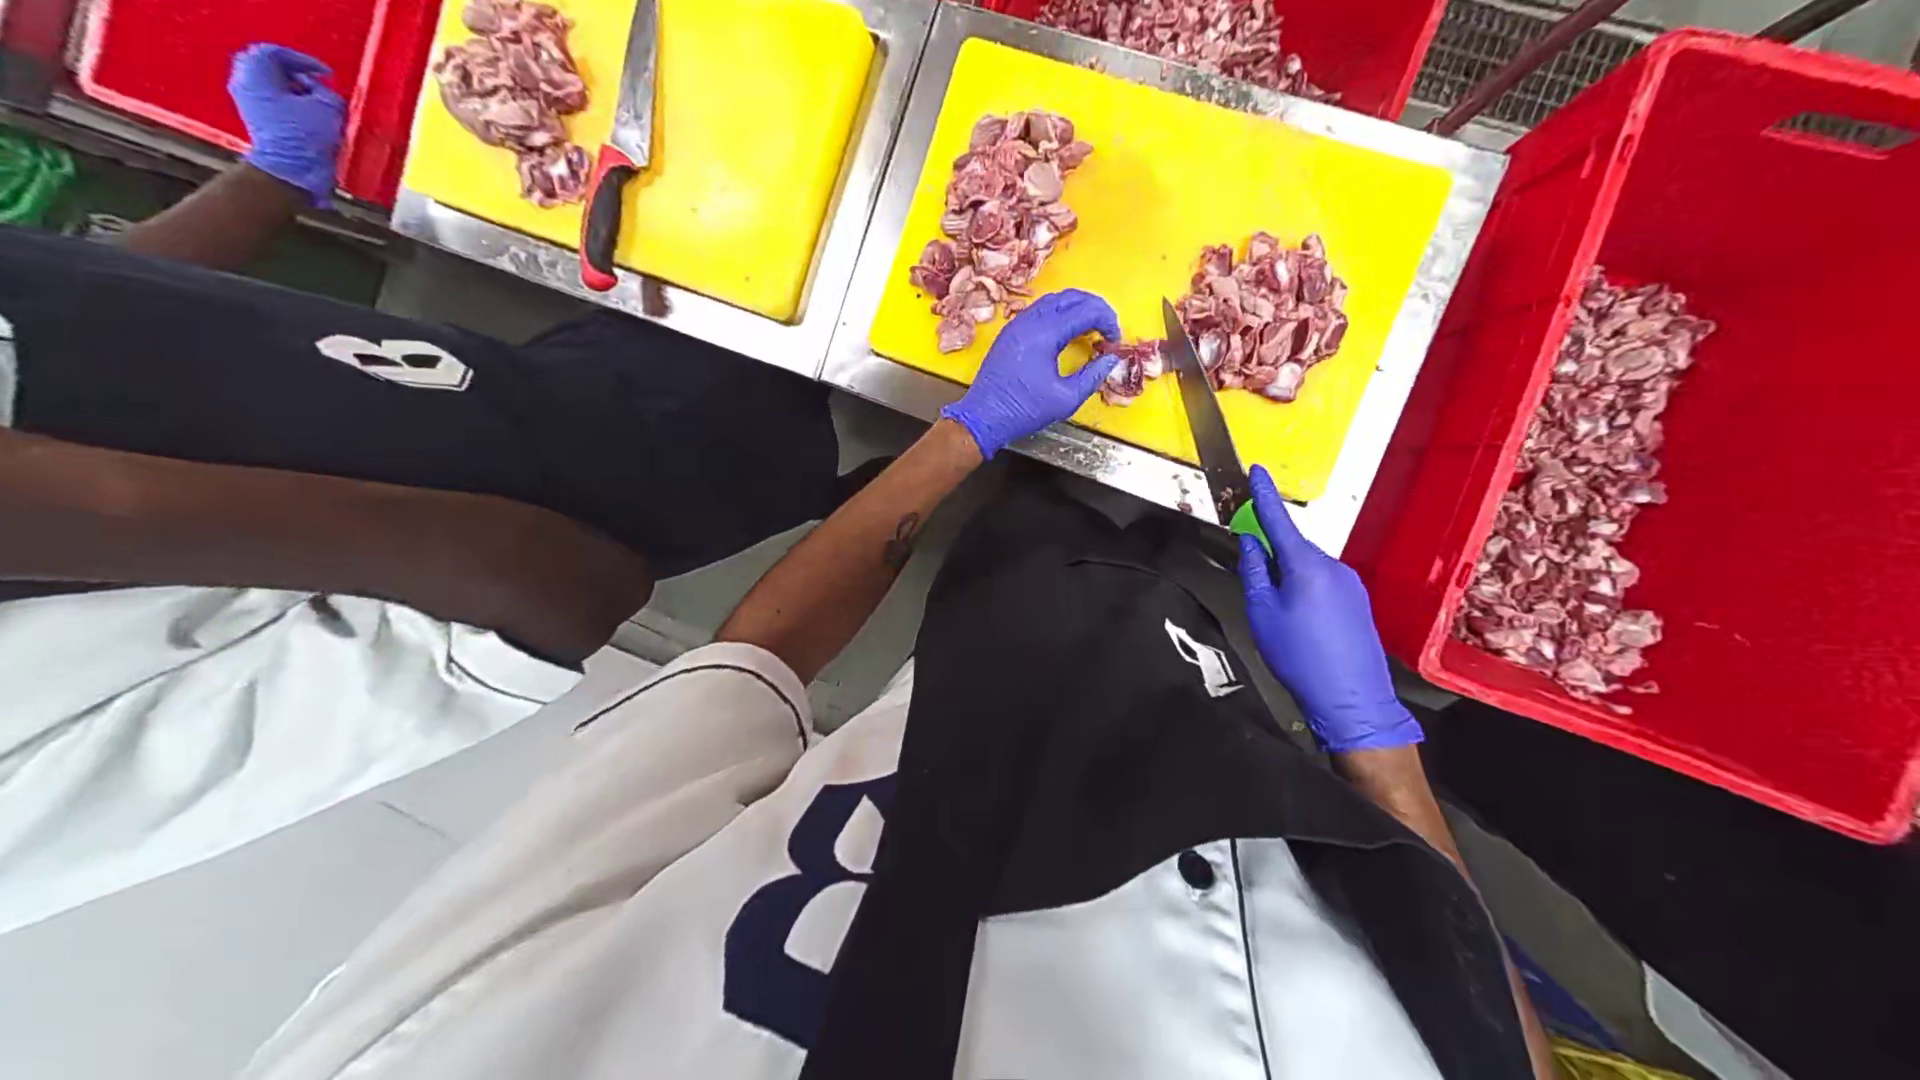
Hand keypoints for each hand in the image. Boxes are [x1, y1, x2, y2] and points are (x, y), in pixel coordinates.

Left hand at [228, 43, 345, 206]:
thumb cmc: (307, 139)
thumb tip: (321, 92)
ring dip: (297, 91)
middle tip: (321, 85)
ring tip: (320, 104)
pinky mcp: (260, 122)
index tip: (327, 74)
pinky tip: (312, 117)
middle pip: (270, 68)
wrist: (291, 173)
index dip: (303, 60)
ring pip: (273, 86)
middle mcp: (246, 83)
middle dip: (298, 74)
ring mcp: (250, 103)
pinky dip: (294, 105)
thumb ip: (326, 93)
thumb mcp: (328, 110)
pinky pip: (275, 103)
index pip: (275, 53)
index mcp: (256, 74)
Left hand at [939, 289, 1120, 458]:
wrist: (983, 417)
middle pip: (1071, 297)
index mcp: (1044, 334)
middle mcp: (1029, 321)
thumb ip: (1092, 377)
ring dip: (1077, 308)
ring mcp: (1017, 324)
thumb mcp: (1065, 400)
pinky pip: (1040, 310)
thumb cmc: (1023, 411)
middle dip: (1095, 308)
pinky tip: (1067, 333)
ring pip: (1054, 300)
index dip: (1107, 322)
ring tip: (1091, 329)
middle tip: (1108, 329)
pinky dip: (1059, 314)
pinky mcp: (1010, 332)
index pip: (1085, 311)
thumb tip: (1110, 360)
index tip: (1115, 341)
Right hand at [1237, 465, 1422, 753]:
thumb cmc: (1298, 655)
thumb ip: (1254, 572)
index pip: (1279, 521)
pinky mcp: (1357, 601)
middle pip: (1293, 546)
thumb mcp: (1262, 612)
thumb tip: (1251, 543)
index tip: (1256, 470)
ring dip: (1286, 574)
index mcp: (1307, 565)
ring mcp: (1350, 583)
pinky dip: (1303, 586)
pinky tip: (1296, 617)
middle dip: (1270, 551)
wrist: (1352, 698)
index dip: (1263, 495)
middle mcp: (1333, 566)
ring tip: (1274, 610)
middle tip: (1251, 574)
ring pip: (1307, 566)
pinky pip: (1322, 581)